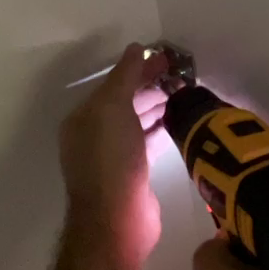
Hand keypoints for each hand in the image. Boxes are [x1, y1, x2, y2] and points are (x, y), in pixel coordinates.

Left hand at [59, 42, 167, 266]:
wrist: (117, 221)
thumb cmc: (111, 159)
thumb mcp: (113, 108)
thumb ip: (125, 76)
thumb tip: (137, 48)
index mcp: (84, 118)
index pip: (113, 83)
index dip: (139, 69)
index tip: (168, 59)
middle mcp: (94, 135)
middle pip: (125, 101)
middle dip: (150, 85)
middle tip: (181, 76)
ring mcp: (113, 156)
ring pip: (137, 120)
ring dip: (158, 104)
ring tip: (185, 93)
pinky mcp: (132, 173)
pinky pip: (147, 140)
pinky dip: (161, 126)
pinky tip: (179, 119)